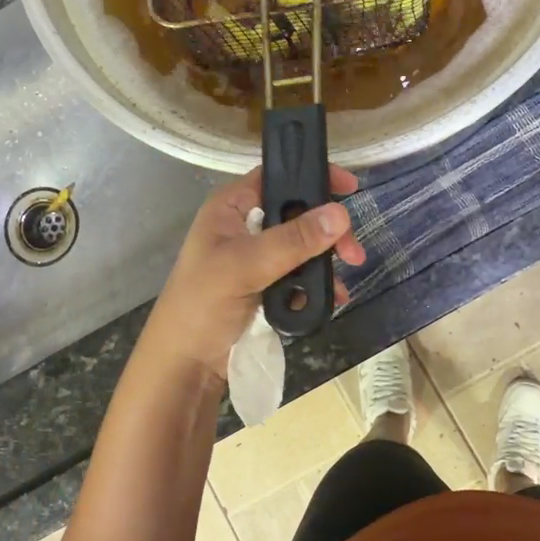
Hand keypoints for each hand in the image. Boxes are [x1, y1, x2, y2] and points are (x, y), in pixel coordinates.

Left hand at [139, 166, 366, 380]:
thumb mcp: (245, 266)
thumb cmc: (202, 304)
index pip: (276, 177)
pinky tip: (331, 300)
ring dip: (325, 263)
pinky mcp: (266, 287)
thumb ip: (292, 240)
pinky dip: (317, 286)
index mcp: (231, 208)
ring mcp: (257, 259)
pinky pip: (301, 277)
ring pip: (303, 248)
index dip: (310, 176)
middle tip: (353, 253)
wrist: (186, 364)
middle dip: (328, 232)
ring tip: (342, 285)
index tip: (349, 188)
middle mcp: (245, 227)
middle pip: (298, 214)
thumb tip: (340, 214)